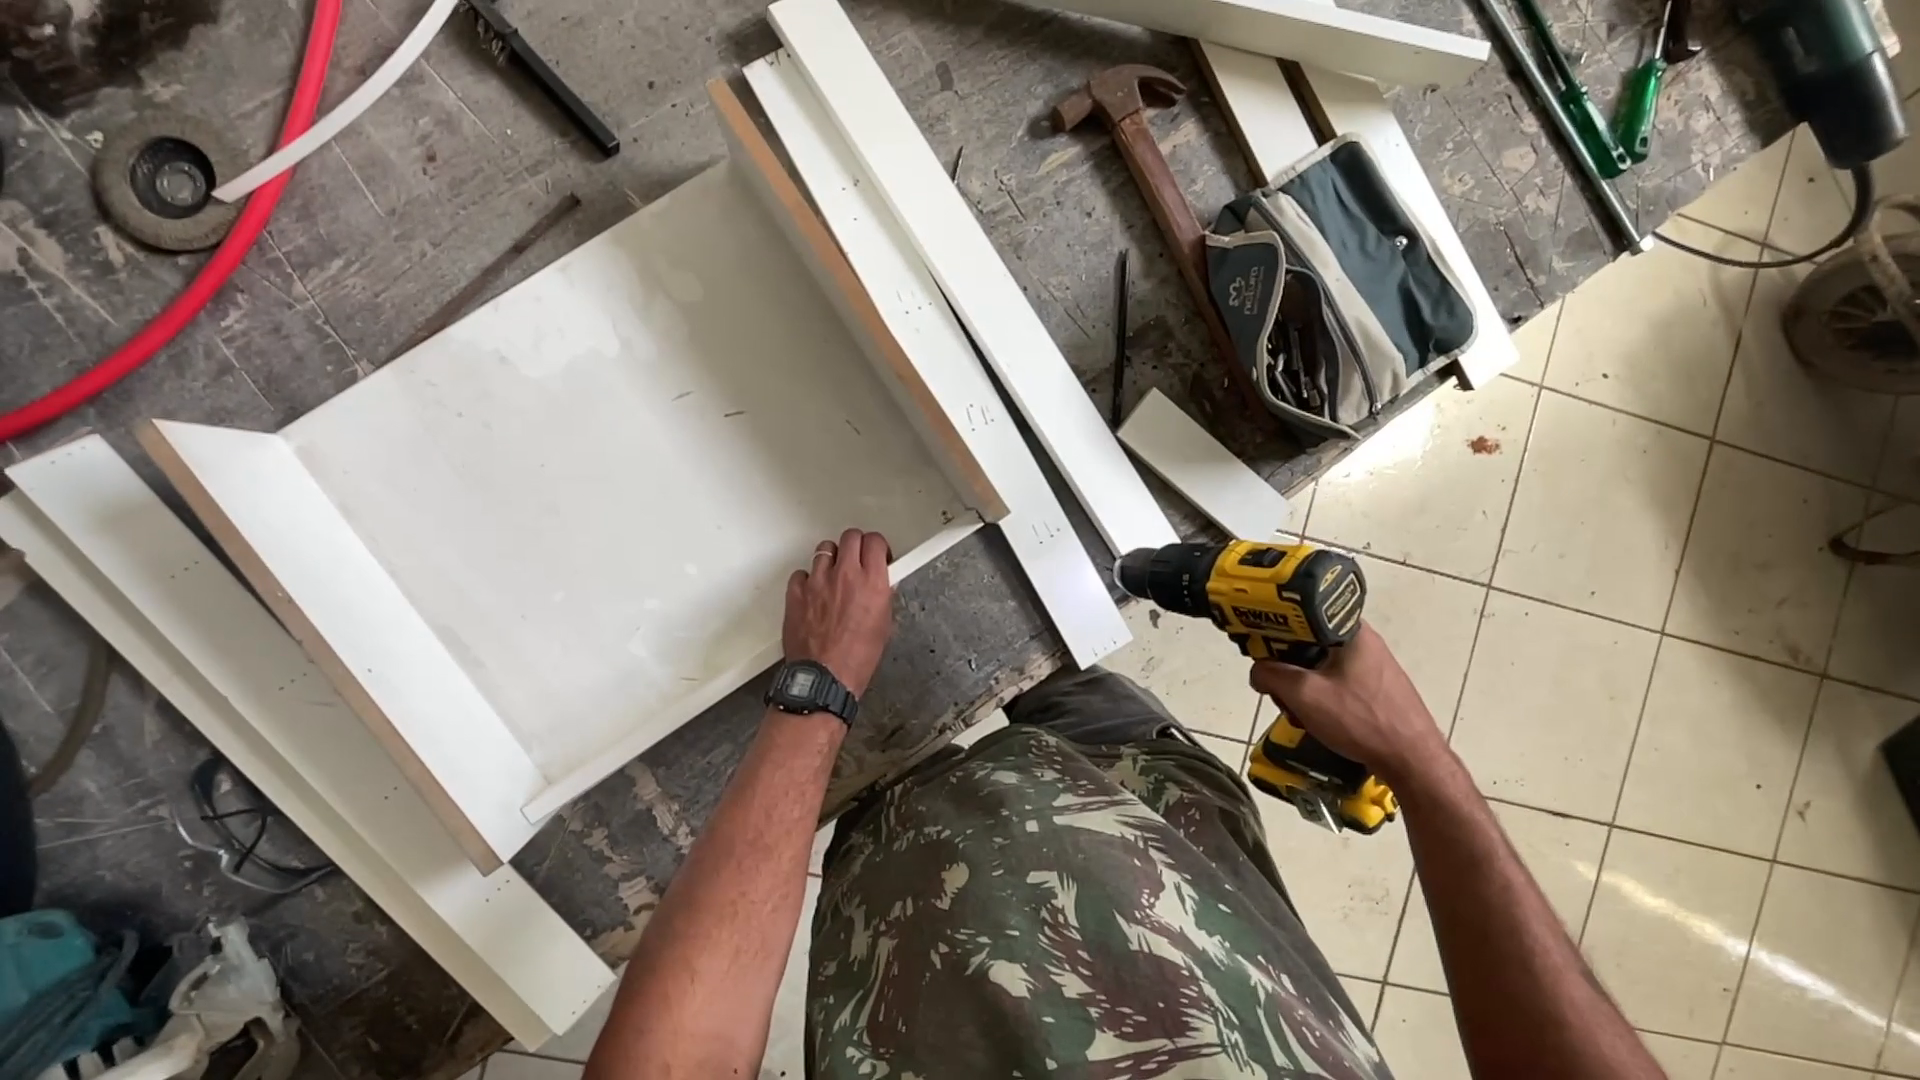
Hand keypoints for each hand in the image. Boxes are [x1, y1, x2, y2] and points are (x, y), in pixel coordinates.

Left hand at [783, 529, 893, 697]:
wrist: (826, 677)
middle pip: (850, 536)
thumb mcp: (884, 626)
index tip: (877, 553)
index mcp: (872, 583)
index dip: (877, 545)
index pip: (875, 541)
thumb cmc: (856, 659)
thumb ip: (883, 598)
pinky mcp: (797, 593)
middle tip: (858, 558)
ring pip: (825, 549)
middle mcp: (845, 576)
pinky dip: (808, 578)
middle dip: (856, 545)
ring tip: (834, 574)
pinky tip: (814, 591)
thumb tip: (882, 588)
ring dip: (832, 558)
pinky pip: (801, 573)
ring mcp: (818, 582)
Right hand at [1248, 622, 1447, 786]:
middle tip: (1284, 697)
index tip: (1262, 656)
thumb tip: (1258, 672)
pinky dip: (1323, 701)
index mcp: (1350, 630)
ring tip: (1302, 716)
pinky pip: (1337, 685)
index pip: (1301, 618)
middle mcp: (1364, 642)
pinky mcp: (1377, 690)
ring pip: (1321, 669)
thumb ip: (1270, 675)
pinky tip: (1321, 722)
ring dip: (1304, 691)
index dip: (1276, 635)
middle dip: (1289, 673)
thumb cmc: (1359, 719)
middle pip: (1308, 647)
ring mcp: (1374, 667)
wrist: (1412, 761)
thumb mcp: (1303, 694)